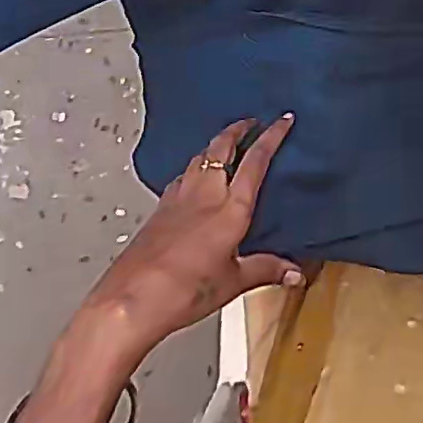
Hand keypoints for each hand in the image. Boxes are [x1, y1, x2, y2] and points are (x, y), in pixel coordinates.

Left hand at [78, 116, 301, 358]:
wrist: (129, 302)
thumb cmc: (180, 292)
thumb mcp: (233, 282)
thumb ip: (266, 270)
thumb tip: (293, 272)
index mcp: (230, 209)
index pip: (256, 160)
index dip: (272, 136)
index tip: (282, 120)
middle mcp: (204, 196)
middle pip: (222, 146)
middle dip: (239, 129)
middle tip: (251, 121)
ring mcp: (178, 199)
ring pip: (200, 157)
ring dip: (216, 144)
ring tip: (225, 142)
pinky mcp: (160, 210)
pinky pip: (182, 176)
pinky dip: (195, 167)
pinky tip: (194, 177)